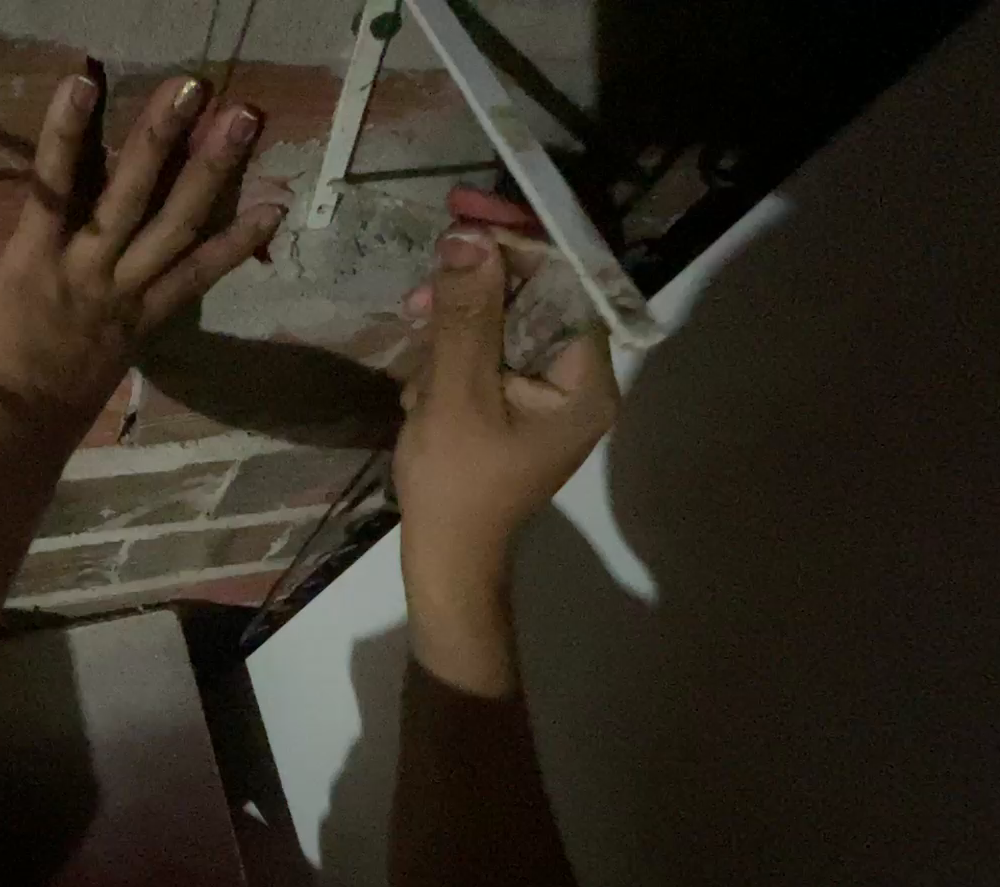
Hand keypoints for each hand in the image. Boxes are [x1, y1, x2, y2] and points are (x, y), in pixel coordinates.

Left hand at [0, 73, 287, 438]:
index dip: (238, 238)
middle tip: (245, 116)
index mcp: (142, 319)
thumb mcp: (103, 366)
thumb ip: (117, 325)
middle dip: (213, 168)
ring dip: (162, 140)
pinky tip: (82, 84)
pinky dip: (66, 137)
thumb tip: (126, 300)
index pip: (199, 270)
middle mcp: (124, 286)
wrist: (14, 428)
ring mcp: (83, 266)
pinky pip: (54, 188)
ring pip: (131, 197)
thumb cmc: (56, 408)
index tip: (275, 204)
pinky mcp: (35, 253)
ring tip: (192, 89)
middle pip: (178, 221)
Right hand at [395, 225, 617, 691]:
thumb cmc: (454, 486)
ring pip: (498, 332)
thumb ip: (465, 319)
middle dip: (469, 302)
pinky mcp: (512, 410)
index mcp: (584, 380)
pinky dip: (448, 368)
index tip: (464, 217)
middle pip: (529, 304)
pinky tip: (420, 397)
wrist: (443, 557)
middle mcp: (575, 382)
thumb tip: (470, 240)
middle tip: (415, 300)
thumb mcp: (455, 397)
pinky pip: (484, 363)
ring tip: (415, 384)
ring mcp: (542, 398)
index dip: (517, 243)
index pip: (564, 283)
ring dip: (448, 342)